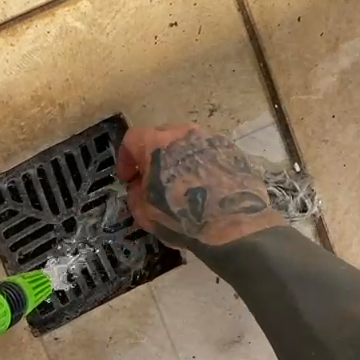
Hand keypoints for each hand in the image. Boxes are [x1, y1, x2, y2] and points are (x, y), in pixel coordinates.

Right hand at [116, 124, 287, 249]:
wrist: (232, 225)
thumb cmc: (180, 217)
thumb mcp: (144, 212)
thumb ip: (136, 193)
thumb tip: (140, 186)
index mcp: (157, 144)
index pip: (132, 139)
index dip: (125, 158)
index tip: (127, 178)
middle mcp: (184, 134)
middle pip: (162, 136)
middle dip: (153, 156)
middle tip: (153, 179)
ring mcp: (212, 140)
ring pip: (188, 144)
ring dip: (179, 160)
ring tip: (181, 184)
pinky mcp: (233, 152)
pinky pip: (209, 154)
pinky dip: (201, 166)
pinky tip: (204, 188)